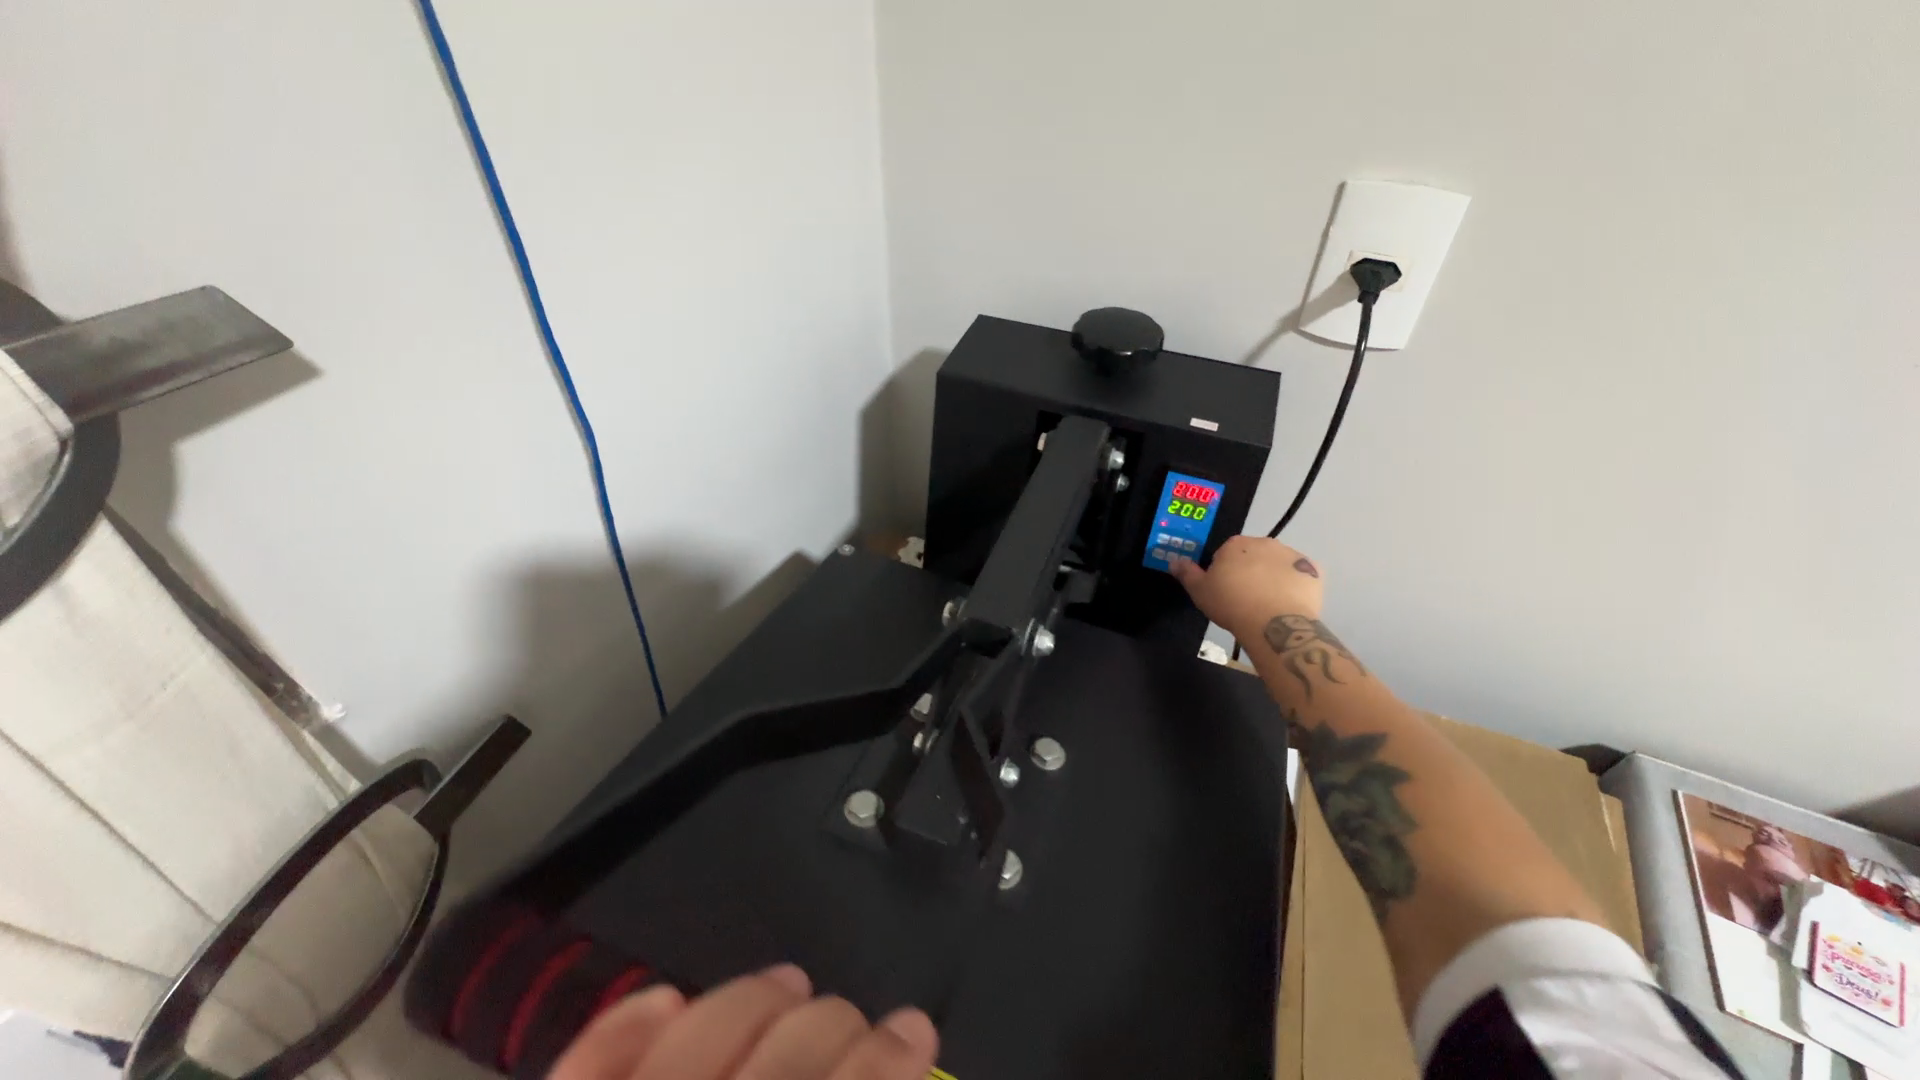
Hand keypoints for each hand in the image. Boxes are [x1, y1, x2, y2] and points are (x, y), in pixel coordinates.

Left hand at [549, 965, 938, 1079]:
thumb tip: (898, 1071)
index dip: (888, 1063)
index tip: (917, 1033)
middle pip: (783, 1066)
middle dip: (839, 1031)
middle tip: (868, 1022)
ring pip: (697, 1047)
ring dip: (753, 1004)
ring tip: (792, 986)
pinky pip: (588, 1069)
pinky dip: (623, 1031)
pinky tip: (668, 1000)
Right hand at [1169, 535, 1323, 641]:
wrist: (1274, 623)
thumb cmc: (1232, 605)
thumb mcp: (1200, 592)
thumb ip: (1187, 574)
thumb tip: (1174, 561)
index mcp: (1236, 544)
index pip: (1227, 553)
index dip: (1225, 572)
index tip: (1226, 591)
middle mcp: (1265, 542)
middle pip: (1255, 556)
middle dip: (1252, 572)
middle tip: (1246, 598)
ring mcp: (1292, 555)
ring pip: (1279, 565)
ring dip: (1274, 577)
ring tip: (1269, 604)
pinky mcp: (1314, 570)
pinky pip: (1302, 575)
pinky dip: (1296, 586)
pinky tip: (1289, 604)